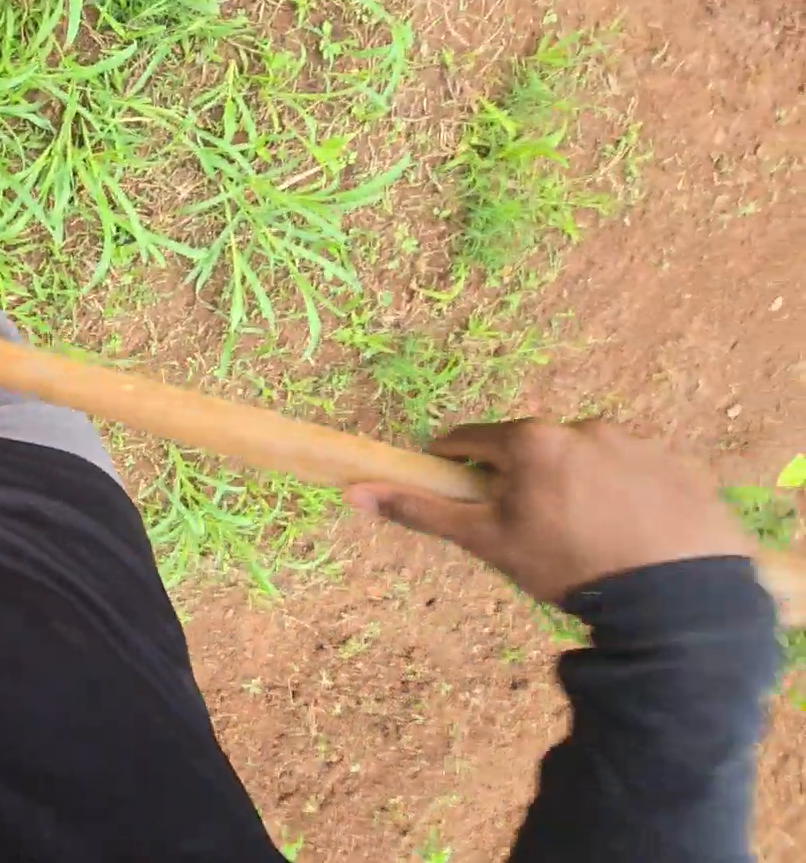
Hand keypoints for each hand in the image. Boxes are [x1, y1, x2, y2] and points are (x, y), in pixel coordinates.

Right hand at [346, 420, 752, 603]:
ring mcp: (641, 444)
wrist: (683, 609)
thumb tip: (352, 492)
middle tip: (527, 520)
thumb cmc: (565, 564)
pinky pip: (636, 469)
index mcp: (529, 440)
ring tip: (584, 528)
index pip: (470, 440)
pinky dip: (624, 489)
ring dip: (572, 479)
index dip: (457, 465)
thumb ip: (418, 510)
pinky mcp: (686, 468)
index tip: (463, 492)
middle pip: (529, 447)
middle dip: (520, 475)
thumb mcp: (483, 539)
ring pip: (583, 456)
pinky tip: (629, 528)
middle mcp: (583, 427)